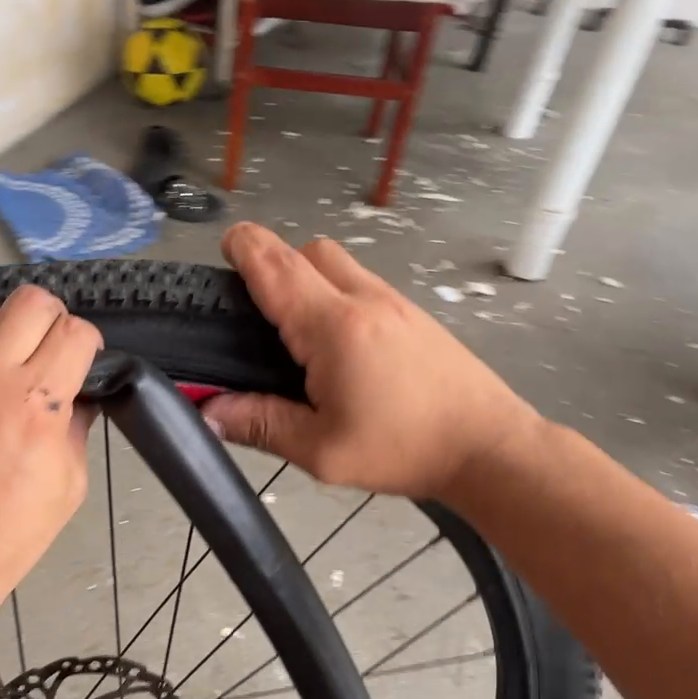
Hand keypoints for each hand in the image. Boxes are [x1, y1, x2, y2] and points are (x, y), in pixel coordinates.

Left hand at [0, 285, 101, 615]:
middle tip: (44, 348)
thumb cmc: (4, 534)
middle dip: (50, 320)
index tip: (80, 358)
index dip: (86, 343)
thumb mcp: (68, 485)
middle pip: (33, 301)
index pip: (76, 332)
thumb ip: (76, 426)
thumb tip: (76, 393)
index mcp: (39, 405)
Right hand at [203, 223, 543, 500]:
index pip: (276, 267)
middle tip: (256, 311)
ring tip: (295, 335)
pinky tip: (337, 349)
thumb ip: (261, 425)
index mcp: (335, 327)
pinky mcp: (415, 316)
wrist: (489, 447)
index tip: (223, 247)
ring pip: (339, 264)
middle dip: (275, 264)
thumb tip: (209, 412)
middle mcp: (365, 300)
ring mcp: (396, 303)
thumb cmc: (405, 449)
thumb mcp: (321, 451)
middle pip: (308, 251)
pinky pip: (363, 285)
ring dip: (309, 280)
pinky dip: (337, 296)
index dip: (243, 248)